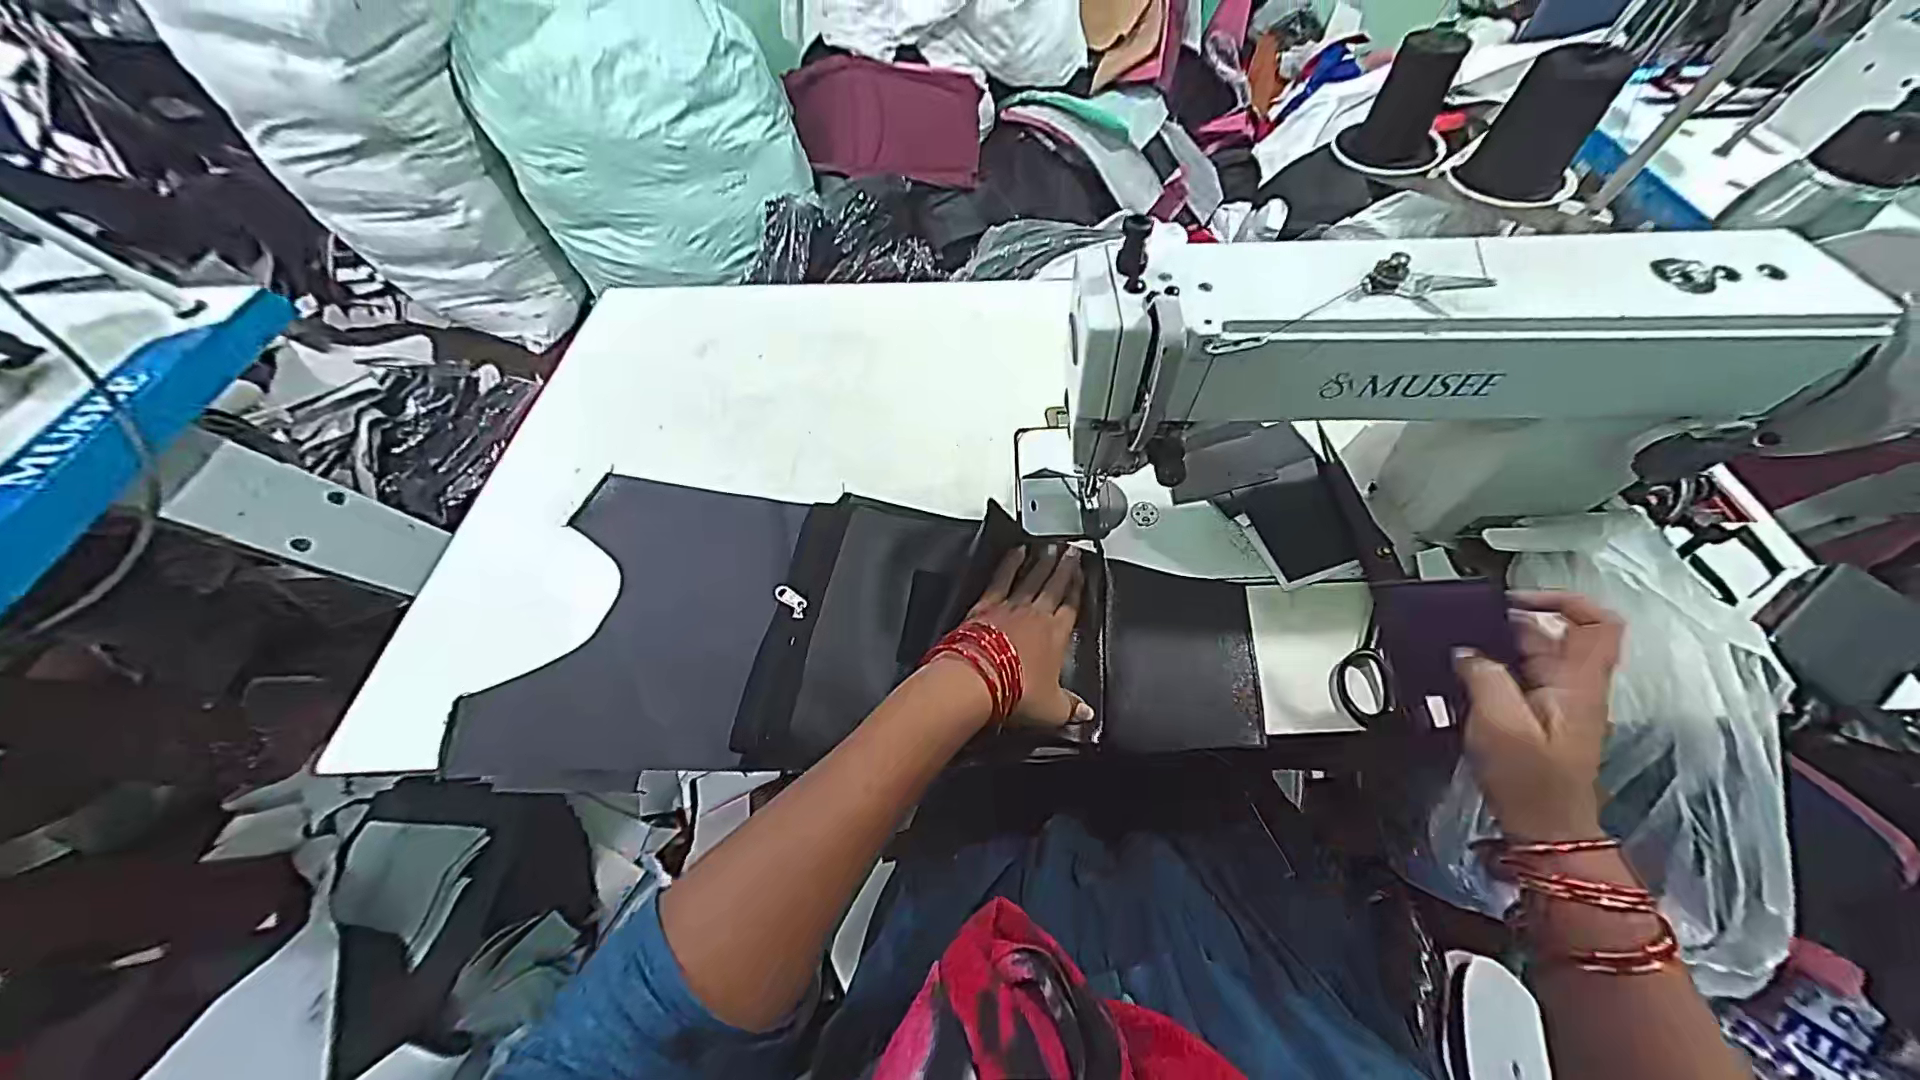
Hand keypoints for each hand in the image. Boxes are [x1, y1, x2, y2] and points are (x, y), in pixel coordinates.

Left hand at [964, 545, 1093, 728]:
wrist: (977, 680)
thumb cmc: (1016, 692)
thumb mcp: (1051, 708)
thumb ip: (1070, 707)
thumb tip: (1086, 714)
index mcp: (1056, 636)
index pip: (1072, 607)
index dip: (1078, 588)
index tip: (1082, 573)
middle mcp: (1036, 615)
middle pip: (1055, 585)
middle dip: (1065, 567)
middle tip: (1072, 550)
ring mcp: (1011, 606)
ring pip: (1031, 577)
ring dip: (1042, 561)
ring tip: (1050, 547)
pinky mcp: (986, 605)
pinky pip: (1001, 578)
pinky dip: (1010, 564)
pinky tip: (1015, 552)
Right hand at [1454, 590, 1622, 840]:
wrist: (1542, 823)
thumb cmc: (1531, 779)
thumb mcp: (1500, 722)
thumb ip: (1483, 677)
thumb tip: (1467, 653)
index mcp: (1578, 683)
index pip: (1597, 622)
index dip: (1562, 600)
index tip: (1518, 600)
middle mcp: (1573, 686)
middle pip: (1552, 634)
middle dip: (1507, 626)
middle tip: (1470, 632)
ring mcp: (1556, 701)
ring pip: (1529, 654)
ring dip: (1493, 649)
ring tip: (1460, 656)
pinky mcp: (1537, 714)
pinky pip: (1515, 676)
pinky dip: (1487, 668)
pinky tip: (1463, 678)